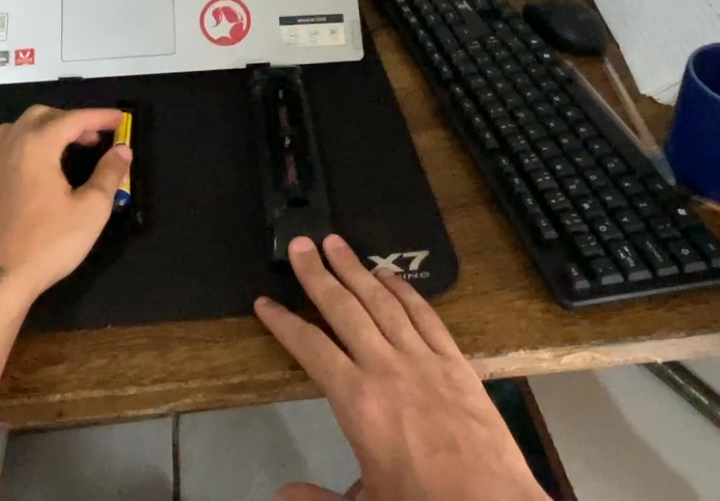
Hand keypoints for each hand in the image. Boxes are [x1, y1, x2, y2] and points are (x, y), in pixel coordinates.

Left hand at [0, 105, 129, 305]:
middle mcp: (9, 146)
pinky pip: (5, 149)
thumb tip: (122, 150)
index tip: (120, 118)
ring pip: (17, 128)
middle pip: (41, 116)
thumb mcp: (91, 210)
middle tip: (95, 137)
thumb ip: (109, 174)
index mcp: (36, 146)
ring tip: (66, 148)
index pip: (72, 119)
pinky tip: (39, 170)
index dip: (99, 117)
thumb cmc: (47, 244)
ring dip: (45, 129)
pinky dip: (27, 145)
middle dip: (71, 120)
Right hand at [255, 236, 545, 500]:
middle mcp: (385, 367)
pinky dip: (404, 290)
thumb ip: (318, 498)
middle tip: (300, 243)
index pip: (310, 348)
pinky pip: (424, 315)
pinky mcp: (455, 361)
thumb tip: (278, 493)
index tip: (264, 301)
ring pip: (382, 302)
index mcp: (357, 401)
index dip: (284, 323)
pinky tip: (389, 274)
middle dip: (318, 275)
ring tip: (337, 243)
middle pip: (344, 309)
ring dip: (356, 269)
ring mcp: (423, 359)